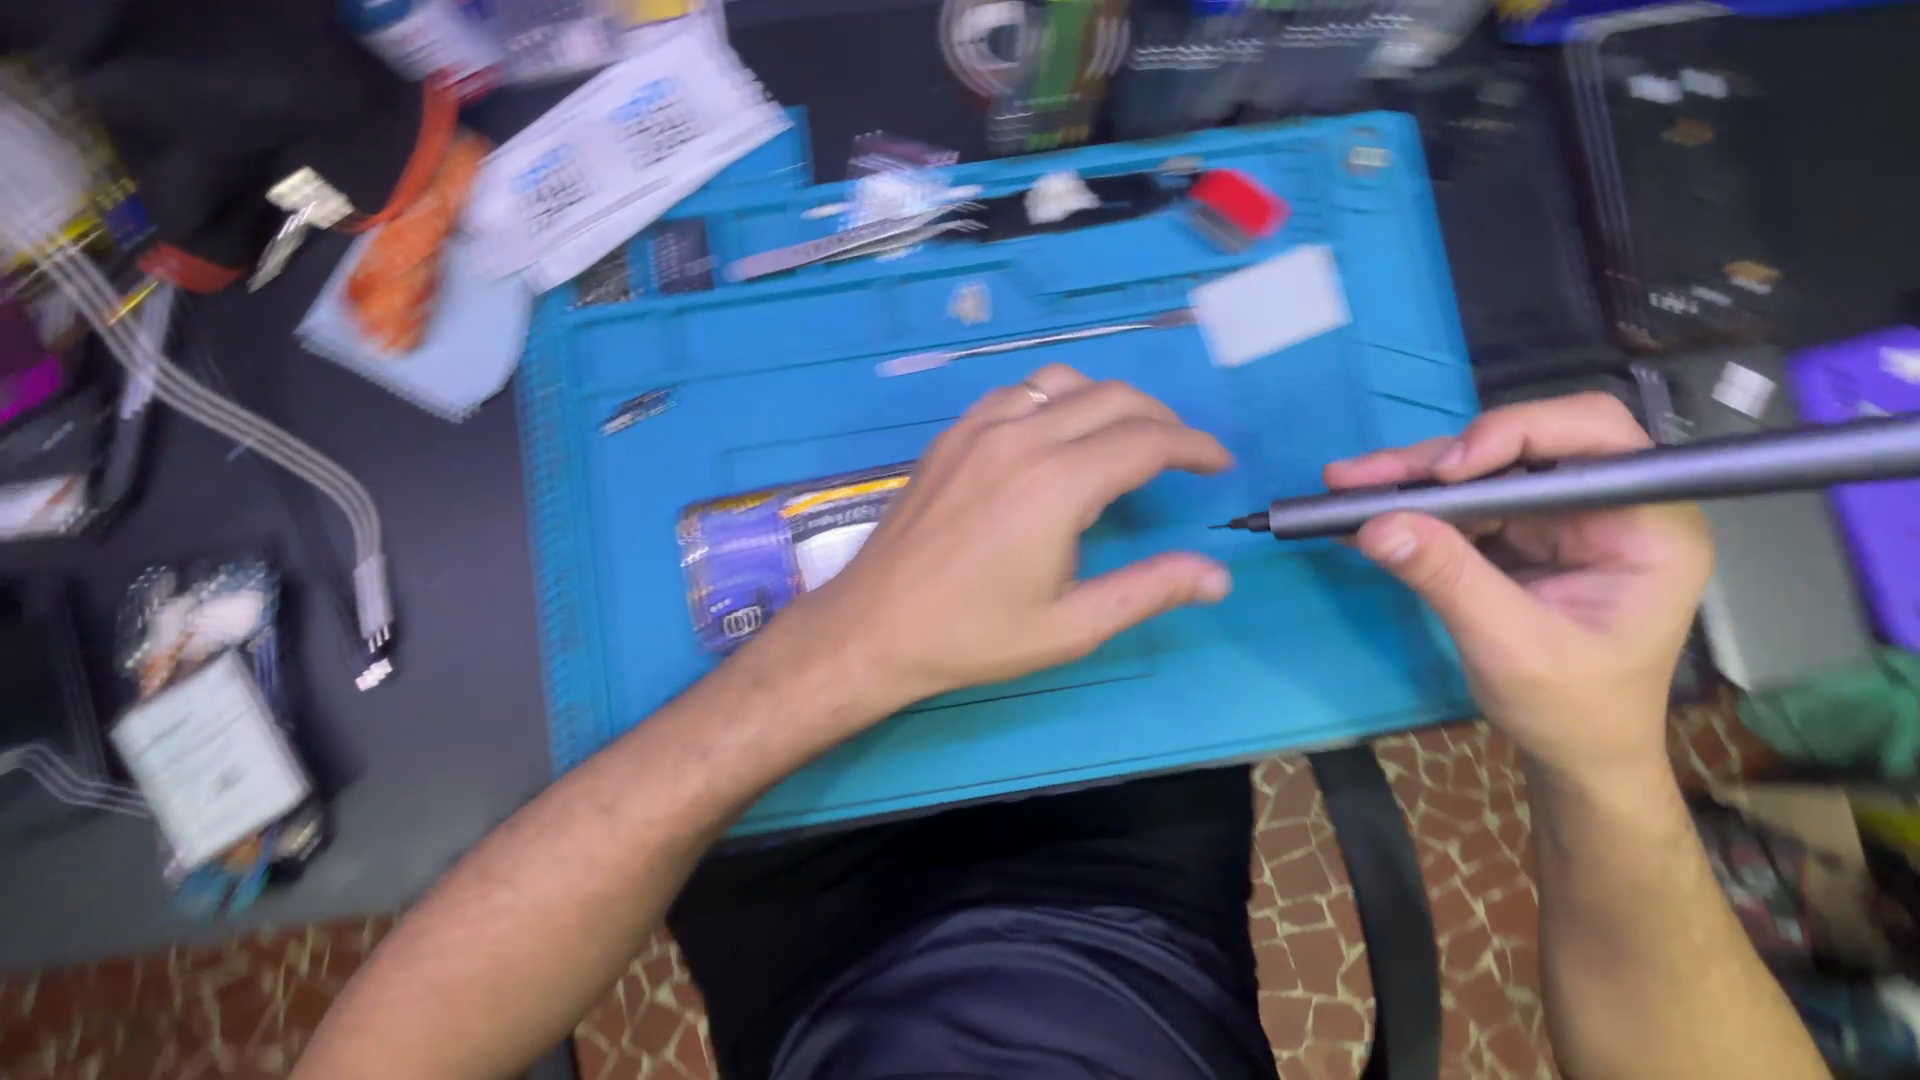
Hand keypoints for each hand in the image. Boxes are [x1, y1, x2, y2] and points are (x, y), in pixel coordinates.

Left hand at [787, 364, 1234, 715]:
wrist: (875, 626)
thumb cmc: (973, 635)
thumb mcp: (1070, 627)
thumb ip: (1149, 591)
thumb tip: (1219, 575)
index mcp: (1058, 484)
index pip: (1147, 441)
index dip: (1193, 446)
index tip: (1217, 462)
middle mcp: (1021, 438)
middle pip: (1113, 398)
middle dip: (1161, 419)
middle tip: (1181, 454)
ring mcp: (978, 430)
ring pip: (1062, 382)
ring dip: (1107, 400)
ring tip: (1125, 436)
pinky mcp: (951, 436)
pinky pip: (1016, 393)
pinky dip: (1054, 399)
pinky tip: (1055, 434)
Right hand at [1325, 394, 1712, 789]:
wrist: (1572, 753)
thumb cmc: (1571, 709)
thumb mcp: (1509, 647)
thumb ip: (1448, 579)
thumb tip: (1375, 525)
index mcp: (1645, 524)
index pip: (1590, 438)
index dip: (1514, 435)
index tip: (1442, 475)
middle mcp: (1605, 507)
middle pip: (1518, 448)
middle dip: (1433, 462)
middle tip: (1357, 477)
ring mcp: (1558, 520)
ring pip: (1477, 473)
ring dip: (1407, 482)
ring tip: (1342, 488)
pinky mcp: (1518, 536)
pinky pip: (1458, 506)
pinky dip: (1407, 509)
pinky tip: (1357, 513)